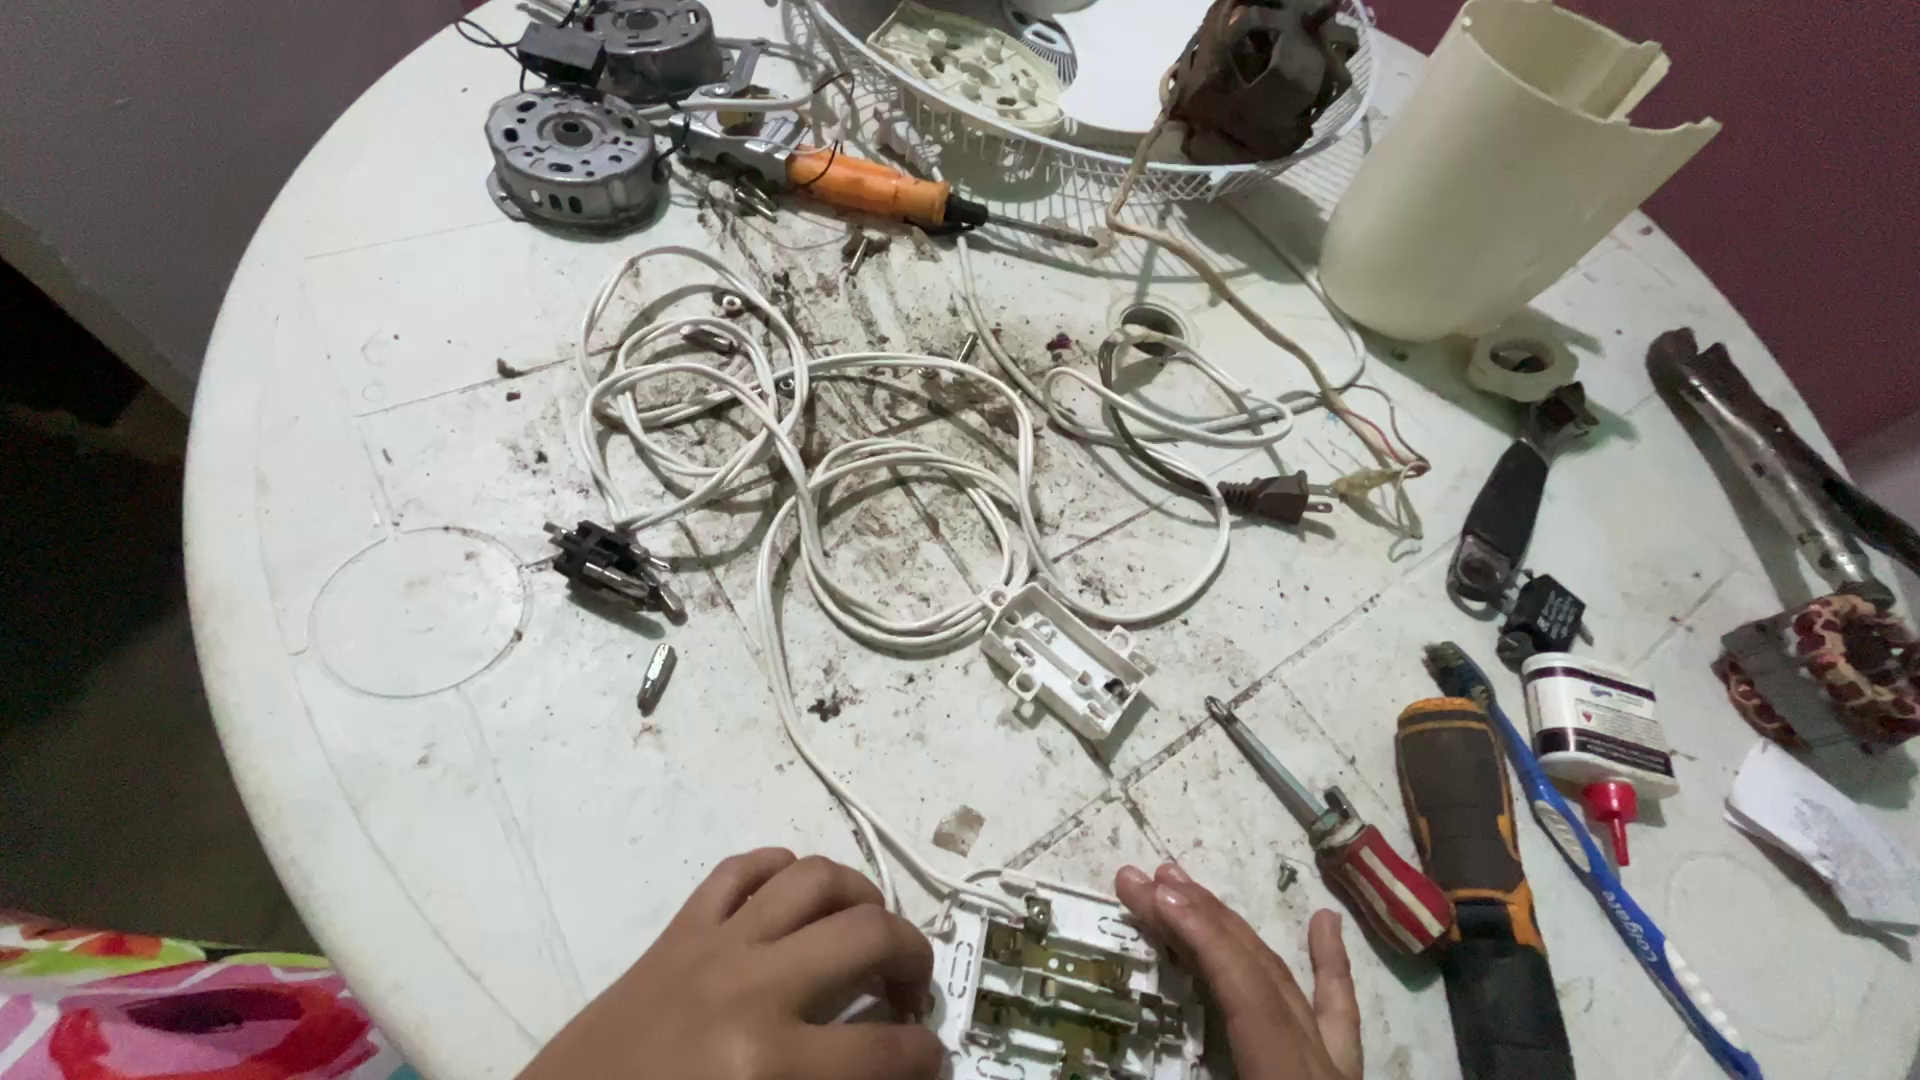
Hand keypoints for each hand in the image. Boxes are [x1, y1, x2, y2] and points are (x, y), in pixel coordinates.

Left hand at [519, 849, 941, 1079]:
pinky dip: (779, 868)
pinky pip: (741, 869)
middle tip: (913, 986)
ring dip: (859, 894)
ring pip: (812, 879)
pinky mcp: (679, 928)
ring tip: (867, 924)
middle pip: (867, 935)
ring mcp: (714, 945)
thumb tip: (889, 1068)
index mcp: (769, 1067)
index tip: (934, 1058)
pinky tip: (794, 894)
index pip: (884, 1052)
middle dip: (913, 955)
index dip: (925, 1057)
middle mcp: (753, 988)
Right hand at [1115, 862, 1361, 1079]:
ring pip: (1282, 976)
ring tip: (1182, 883)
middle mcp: (1317, 1061)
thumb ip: (1177, 1071)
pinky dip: (1329, 962)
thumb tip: (1120, 1056)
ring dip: (1231, 926)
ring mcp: (1336, 1064)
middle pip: (1256, 969)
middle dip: (1196, 916)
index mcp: (1287, 1076)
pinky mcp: (1343, 1071)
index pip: (1246, 992)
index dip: (1201, 937)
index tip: (1155, 894)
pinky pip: (1339, 1009)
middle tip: (1142, 880)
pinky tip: (1324, 919)